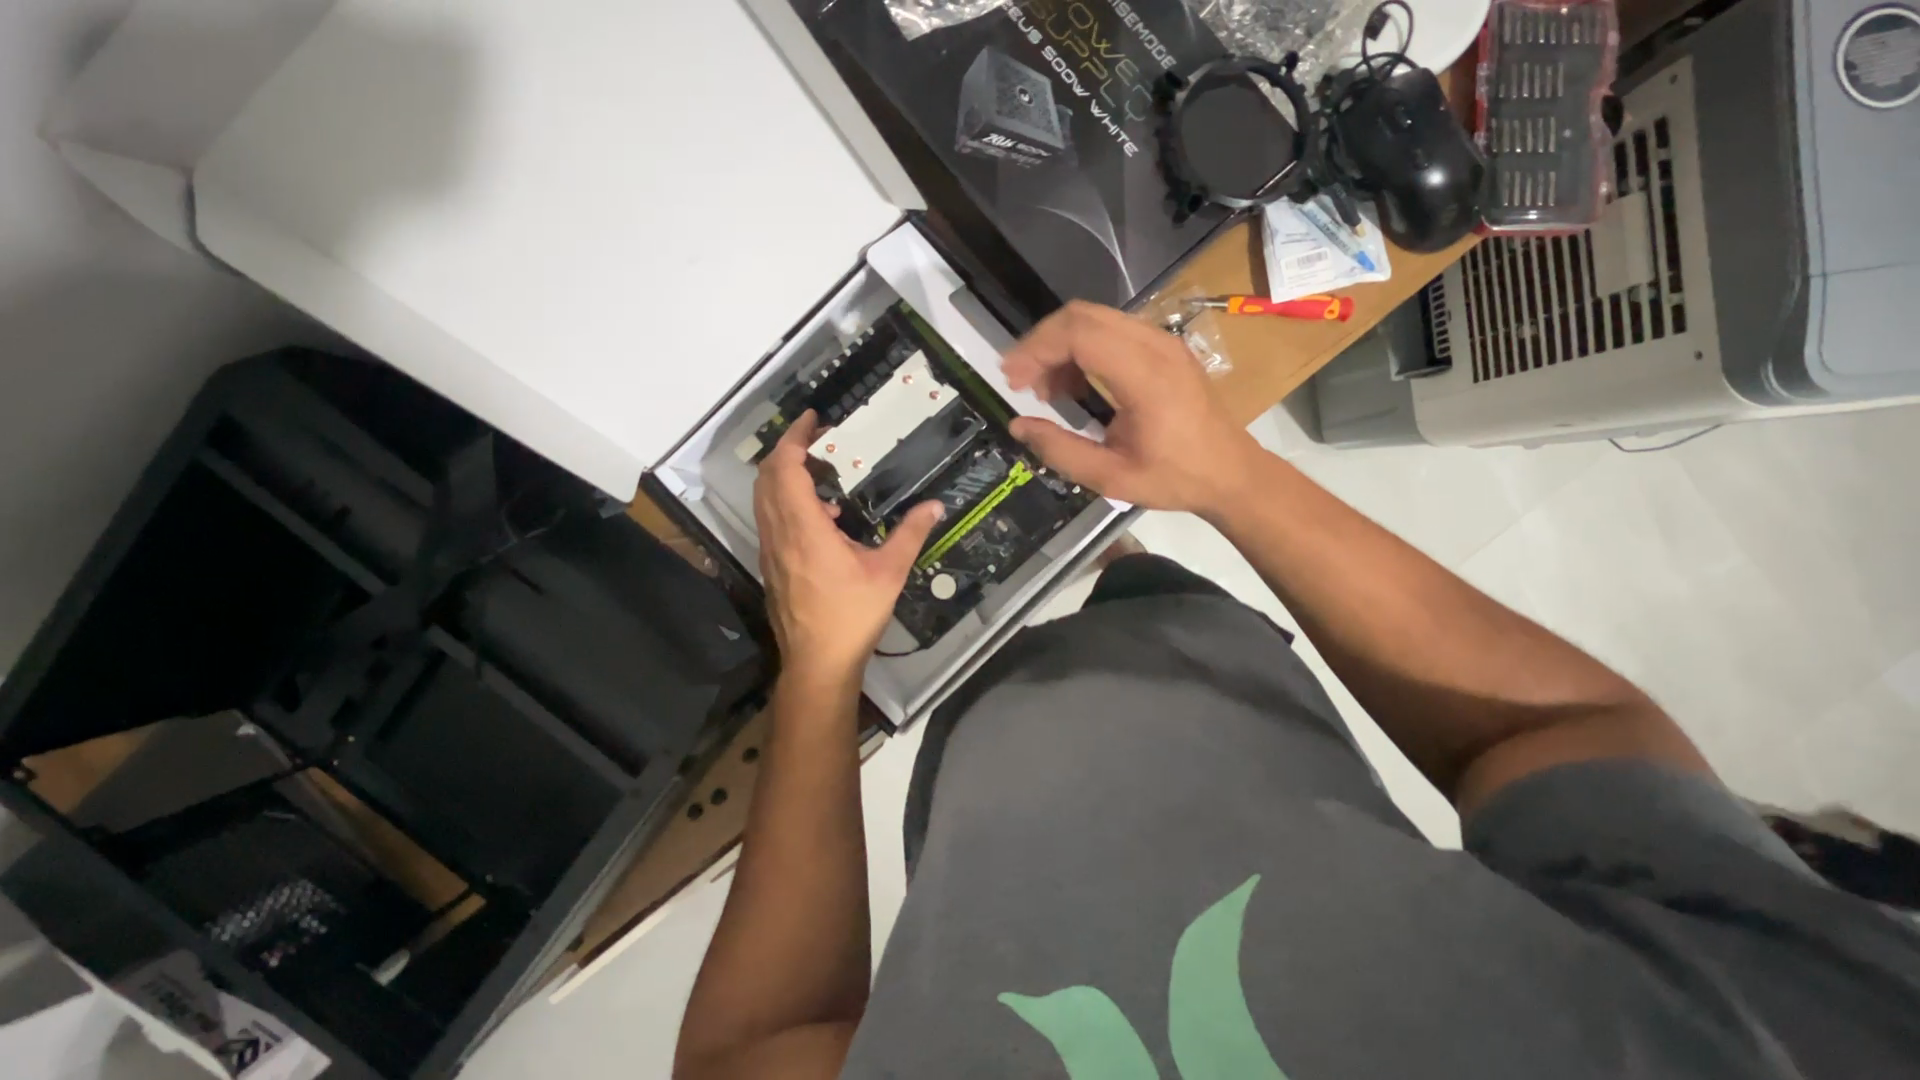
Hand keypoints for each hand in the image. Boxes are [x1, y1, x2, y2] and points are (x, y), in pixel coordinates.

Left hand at [754, 411, 944, 681]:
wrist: (817, 663)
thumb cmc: (852, 617)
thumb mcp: (889, 573)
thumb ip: (910, 534)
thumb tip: (934, 506)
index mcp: (804, 529)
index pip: (786, 468)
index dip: (795, 438)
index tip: (813, 420)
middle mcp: (779, 534)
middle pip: (767, 477)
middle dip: (786, 450)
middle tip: (816, 438)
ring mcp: (770, 551)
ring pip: (764, 499)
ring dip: (783, 475)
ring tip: (819, 470)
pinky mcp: (771, 566)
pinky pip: (770, 519)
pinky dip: (785, 501)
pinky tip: (822, 517)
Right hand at [1002, 301, 1262, 516]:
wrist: (1231, 472)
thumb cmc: (1175, 478)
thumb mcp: (1111, 478)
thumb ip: (1061, 451)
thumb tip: (1019, 425)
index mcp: (1146, 377)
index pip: (1079, 334)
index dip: (1036, 350)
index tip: (1012, 380)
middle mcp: (1156, 346)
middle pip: (1082, 316)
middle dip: (1041, 343)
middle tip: (1020, 382)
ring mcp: (1163, 341)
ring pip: (1094, 318)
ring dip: (1060, 345)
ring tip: (1045, 390)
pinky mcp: (1164, 346)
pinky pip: (1111, 329)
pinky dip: (1082, 347)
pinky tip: (1073, 384)